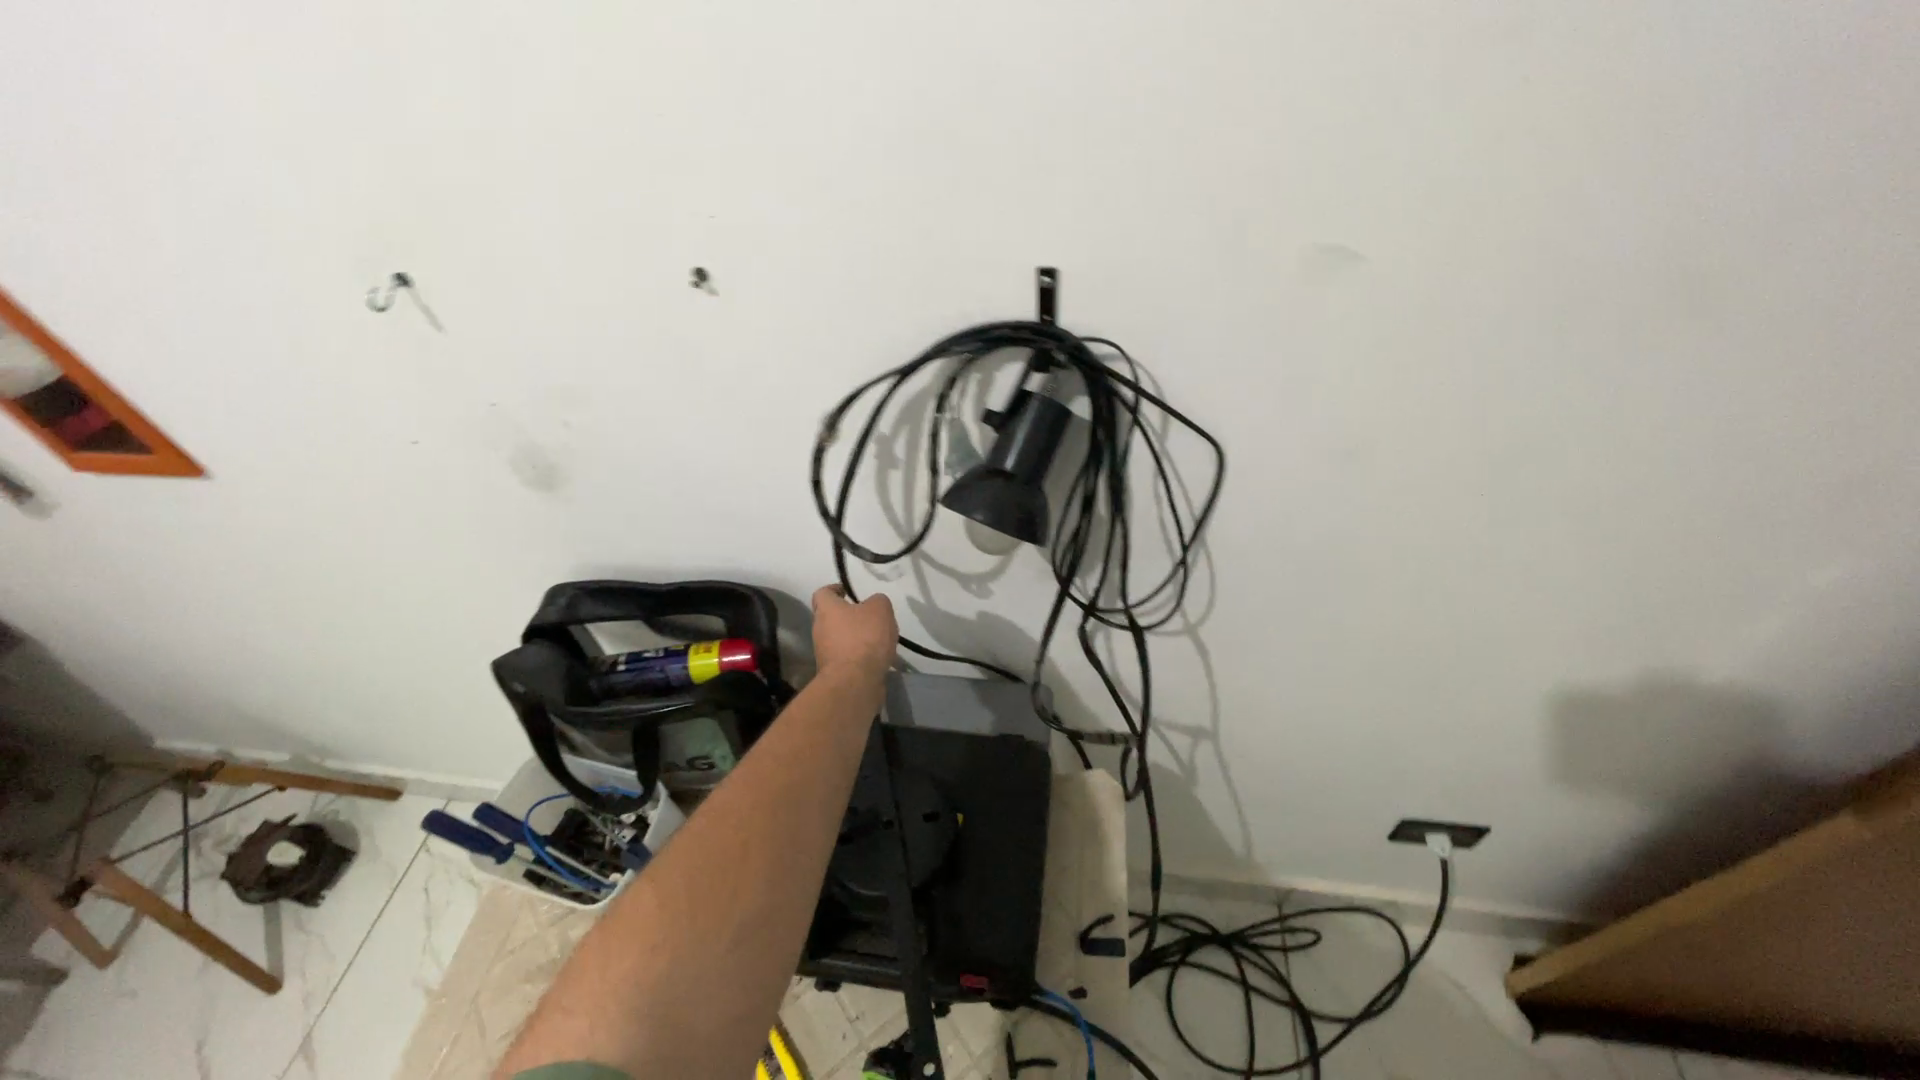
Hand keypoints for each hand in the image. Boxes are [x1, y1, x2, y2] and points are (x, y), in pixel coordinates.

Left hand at [811, 585, 896, 678]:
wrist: (856, 681)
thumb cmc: (865, 638)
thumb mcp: (880, 609)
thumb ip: (877, 601)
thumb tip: (874, 605)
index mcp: (827, 610)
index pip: (823, 593)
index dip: (835, 590)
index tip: (848, 592)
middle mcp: (820, 630)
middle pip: (831, 618)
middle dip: (849, 617)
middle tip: (870, 618)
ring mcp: (825, 653)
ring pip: (840, 639)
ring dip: (856, 638)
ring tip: (879, 641)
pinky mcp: (834, 672)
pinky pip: (848, 658)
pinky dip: (860, 657)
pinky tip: (878, 659)